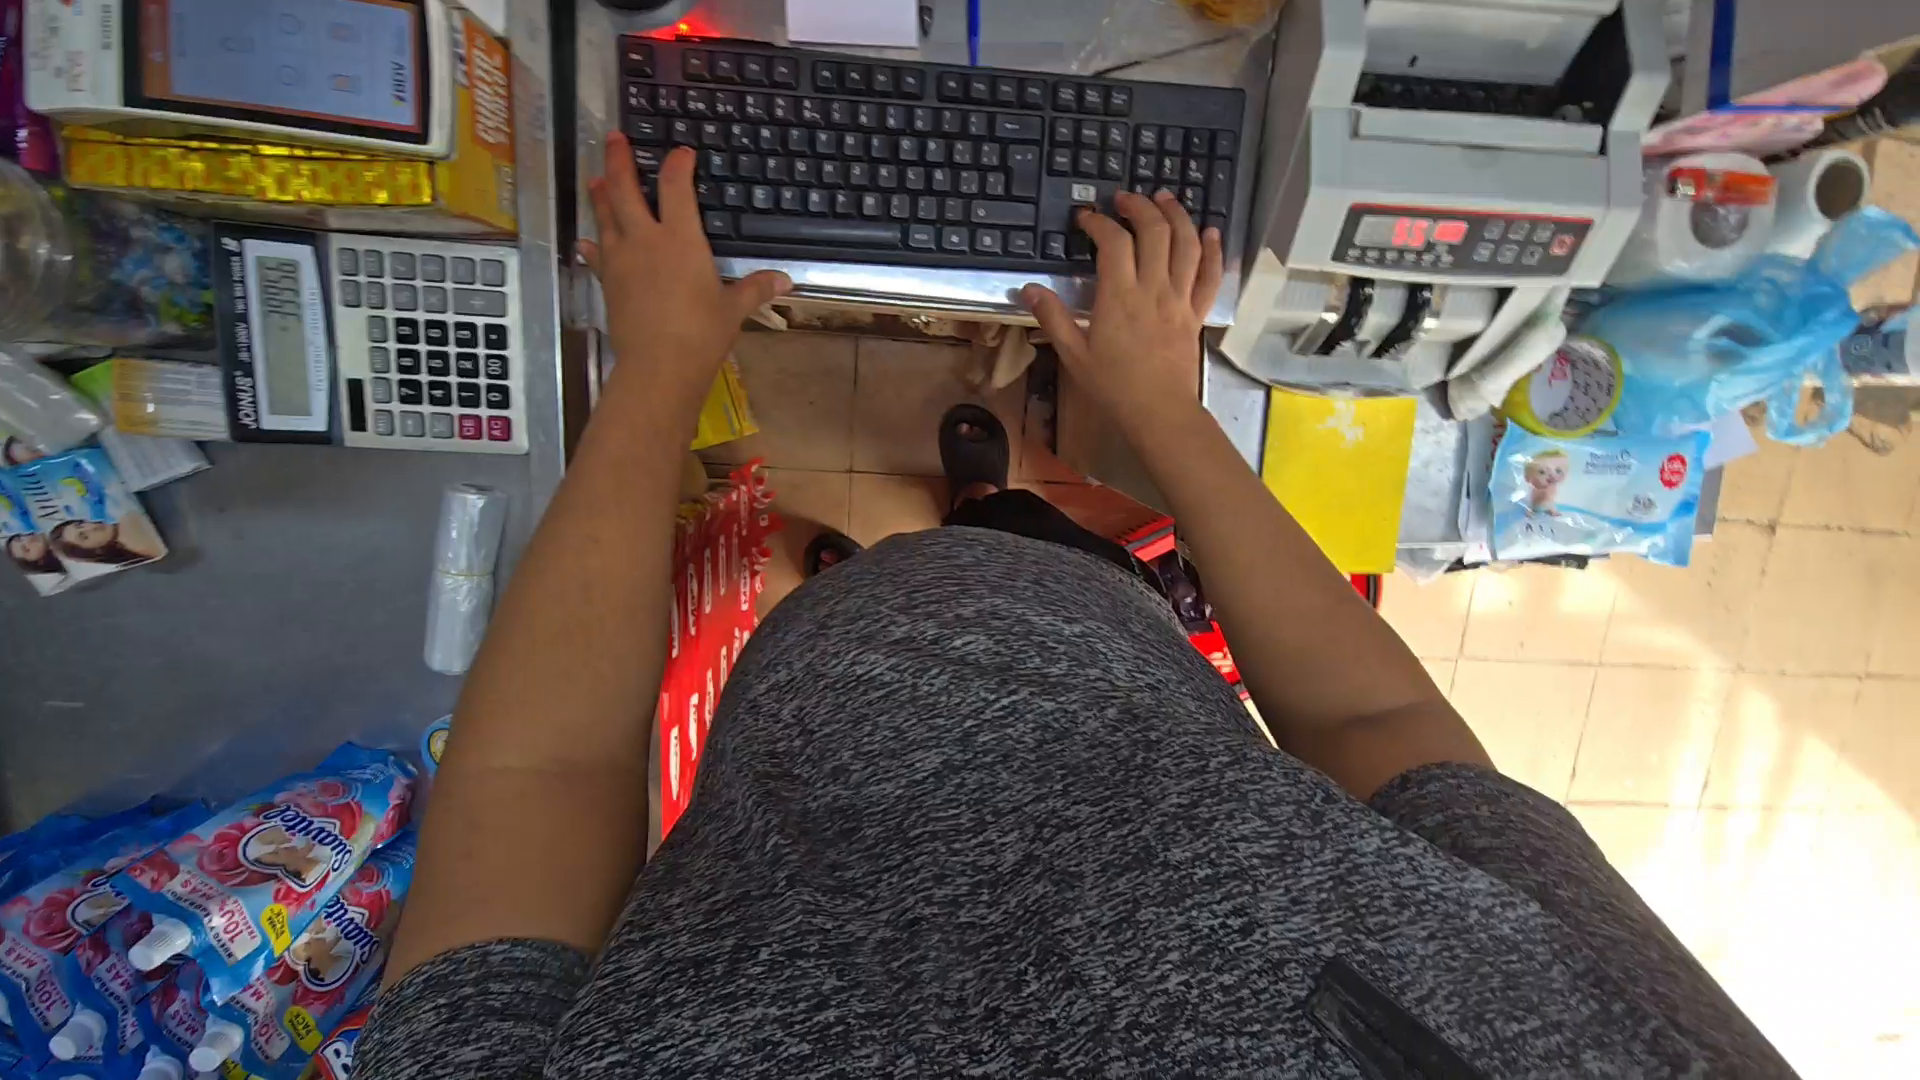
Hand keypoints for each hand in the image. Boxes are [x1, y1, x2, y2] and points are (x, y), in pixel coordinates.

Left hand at [578, 134, 790, 406]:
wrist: (659, 366)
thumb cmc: (701, 334)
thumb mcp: (733, 310)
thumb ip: (755, 289)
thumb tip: (785, 280)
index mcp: (680, 239)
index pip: (677, 187)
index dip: (679, 164)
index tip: (682, 152)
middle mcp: (644, 239)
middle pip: (624, 188)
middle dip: (619, 160)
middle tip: (614, 139)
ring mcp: (620, 259)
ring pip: (604, 214)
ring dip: (600, 192)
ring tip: (597, 178)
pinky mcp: (607, 282)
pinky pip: (596, 253)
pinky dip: (593, 243)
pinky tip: (588, 240)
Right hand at [1021, 192, 1221, 439]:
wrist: (1159, 413)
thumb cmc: (1113, 387)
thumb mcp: (1074, 355)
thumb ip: (1053, 318)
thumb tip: (1029, 290)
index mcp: (1119, 297)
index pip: (1112, 242)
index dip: (1098, 222)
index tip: (1086, 218)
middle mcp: (1153, 289)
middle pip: (1153, 231)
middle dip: (1138, 207)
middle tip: (1123, 199)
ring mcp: (1179, 299)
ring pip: (1186, 244)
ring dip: (1176, 215)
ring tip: (1164, 199)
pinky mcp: (1196, 314)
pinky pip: (1210, 275)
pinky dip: (1212, 249)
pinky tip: (1209, 232)